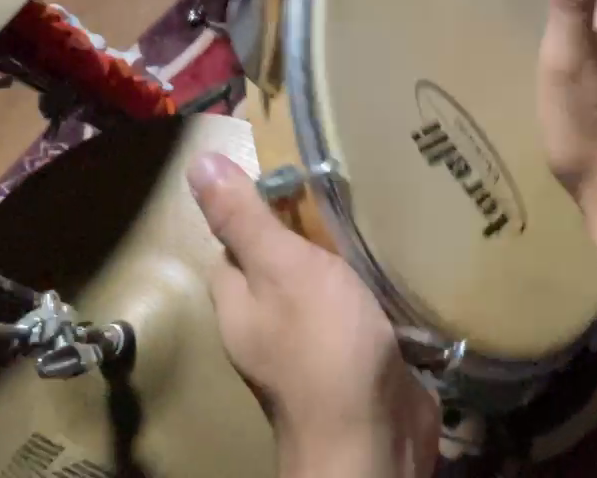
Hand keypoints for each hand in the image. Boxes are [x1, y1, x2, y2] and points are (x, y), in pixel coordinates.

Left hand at [188, 152, 439, 477]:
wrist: (372, 434)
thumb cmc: (322, 344)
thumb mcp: (281, 268)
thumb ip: (244, 219)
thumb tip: (197, 163)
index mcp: (241, 302)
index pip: (236, 241)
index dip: (258, 204)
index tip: (296, 168)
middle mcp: (271, 322)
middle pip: (283, 258)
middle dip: (311, 222)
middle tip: (349, 177)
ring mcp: (315, 340)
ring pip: (325, 279)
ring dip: (347, 249)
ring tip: (378, 204)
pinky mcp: (357, 350)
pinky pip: (360, 301)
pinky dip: (375, 278)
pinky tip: (399, 254)